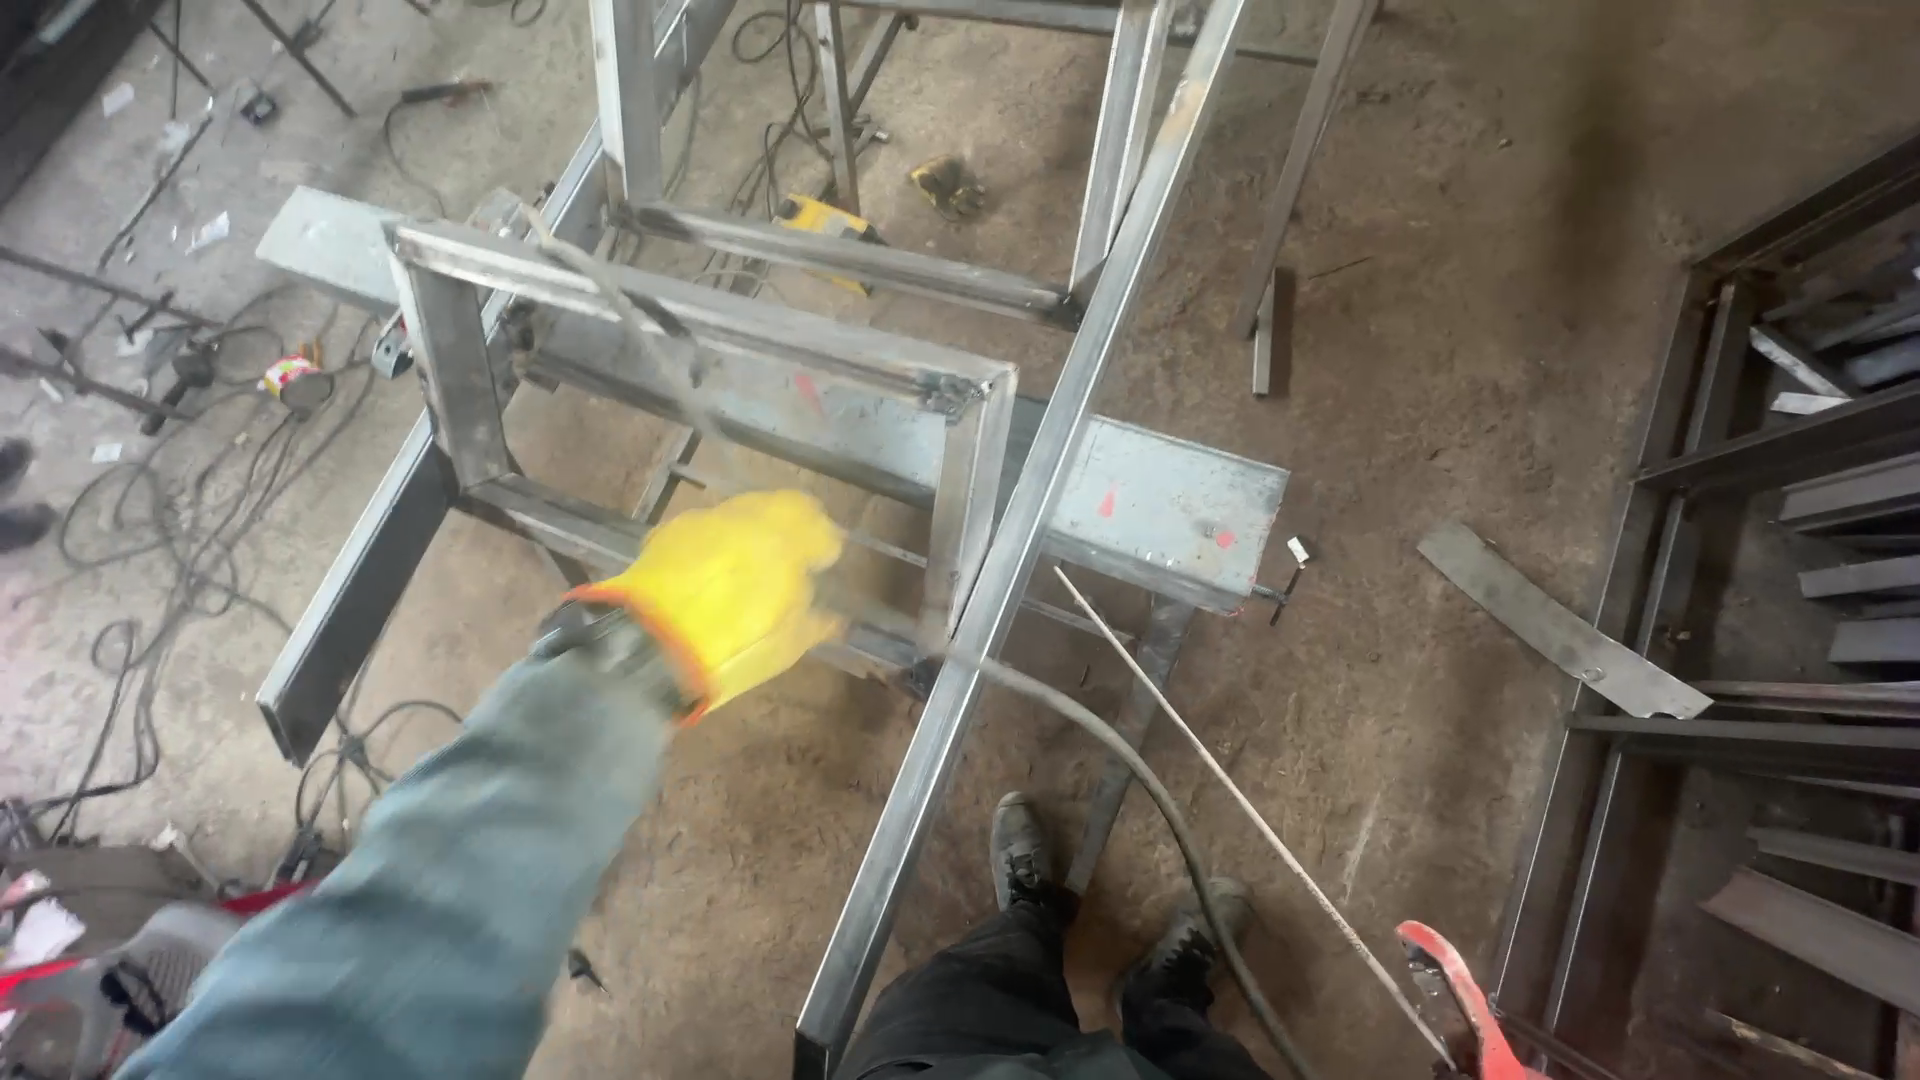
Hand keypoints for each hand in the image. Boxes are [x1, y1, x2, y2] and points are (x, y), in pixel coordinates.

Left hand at [566, 490, 844, 717]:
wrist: (650, 651)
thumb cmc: (734, 649)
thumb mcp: (787, 646)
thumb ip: (816, 622)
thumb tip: (833, 617)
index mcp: (788, 542)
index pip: (819, 524)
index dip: (825, 543)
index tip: (824, 562)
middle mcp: (750, 519)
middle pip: (781, 505)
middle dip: (792, 527)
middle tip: (792, 556)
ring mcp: (707, 520)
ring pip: (742, 511)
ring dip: (753, 529)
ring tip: (749, 562)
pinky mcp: (671, 531)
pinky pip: (706, 526)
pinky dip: (717, 540)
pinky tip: (711, 568)